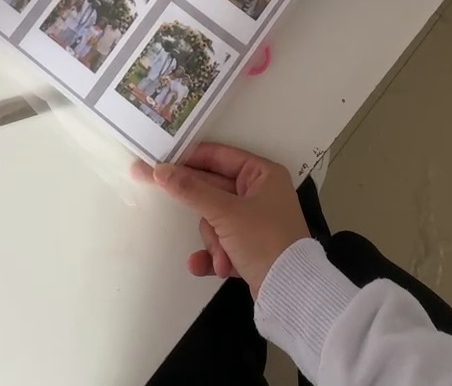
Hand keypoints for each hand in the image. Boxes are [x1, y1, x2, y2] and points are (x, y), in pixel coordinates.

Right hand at [133, 143, 310, 296]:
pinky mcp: (251, 247)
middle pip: (214, 191)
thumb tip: (160, 170)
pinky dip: (215, 255)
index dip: (190, 159)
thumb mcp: (225, 213)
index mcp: (262, 174)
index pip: (219, 156)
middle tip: (164, 196)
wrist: (291, 295)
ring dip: (214, 242)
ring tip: (221, 258)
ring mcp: (255, 221)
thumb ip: (191, 190)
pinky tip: (203, 266)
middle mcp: (260, 193)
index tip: (163, 162)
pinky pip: (223, 242)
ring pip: (216, 220)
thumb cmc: (264, 241)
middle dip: (204, 214)